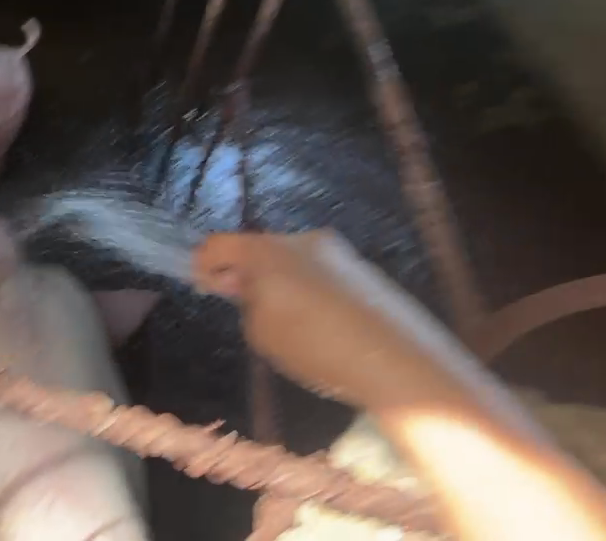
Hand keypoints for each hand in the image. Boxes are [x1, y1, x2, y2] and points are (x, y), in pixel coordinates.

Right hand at [195, 230, 473, 410]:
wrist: (402, 366)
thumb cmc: (317, 347)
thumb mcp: (263, 334)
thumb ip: (247, 304)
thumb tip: (252, 291)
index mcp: (265, 250)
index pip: (218, 244)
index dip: (203, 264)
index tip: (205, 286)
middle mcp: (299, 240)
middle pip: (257, 248)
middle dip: (246, 272)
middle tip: (246, 304)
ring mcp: (338, 252)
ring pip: (292, 260)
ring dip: (280, 280)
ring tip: (292, 322)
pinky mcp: (367, 271)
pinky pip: (323, 274)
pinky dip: (312, 291)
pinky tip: (326, 327)